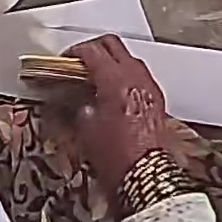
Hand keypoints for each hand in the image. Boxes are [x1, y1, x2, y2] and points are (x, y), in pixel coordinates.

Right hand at [72, 35, 169, 183]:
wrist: (146, 176)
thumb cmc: (116, 156)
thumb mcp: (86, 127)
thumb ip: (79, 102)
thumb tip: (76, 96)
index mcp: (115, 80)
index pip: (92, 51)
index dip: (74, 52)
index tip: (65, 59)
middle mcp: (136, 77)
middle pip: (113, 45)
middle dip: (94, 49)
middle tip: (79, 61)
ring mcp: (149, 86)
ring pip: (128, 58)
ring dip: (111, 61)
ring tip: (95, 76)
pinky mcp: (157, 98)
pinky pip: (139, 75)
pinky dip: (124, 75)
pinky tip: (113, 91)